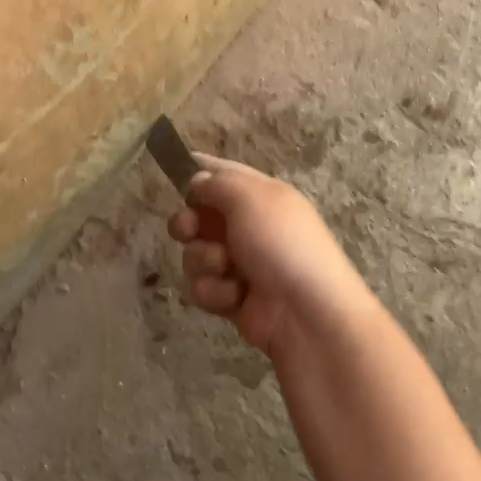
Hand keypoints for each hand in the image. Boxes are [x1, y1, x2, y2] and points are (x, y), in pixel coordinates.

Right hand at [167, 153, 373, 356]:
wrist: (304, 310)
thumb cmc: (281, 244)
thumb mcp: (251, 197)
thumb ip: (218, 182)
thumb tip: (198, 182)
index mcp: (261, 196)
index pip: (225, 174)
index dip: (200, 171)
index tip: (175, 170)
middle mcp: (248, 227)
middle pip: (199, 217)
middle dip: (188, 224)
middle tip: (188, 230)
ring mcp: (239, 264)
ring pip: (196, 255)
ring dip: (205, 262)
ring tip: (227, 269)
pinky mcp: (230, 297)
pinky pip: (202, 287)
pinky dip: (215, 291)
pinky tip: (236, 297)